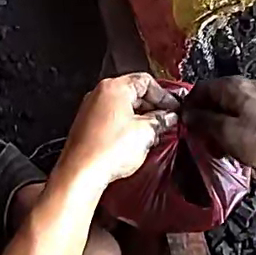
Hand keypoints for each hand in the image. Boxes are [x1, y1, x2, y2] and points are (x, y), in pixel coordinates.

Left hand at [56, 74, 181, 187]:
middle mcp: (99, 95)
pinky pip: (112, 119)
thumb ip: (162, 120)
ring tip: (152, 134)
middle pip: (134, 92)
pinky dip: (126, 126)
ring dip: (140, 118)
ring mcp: (91, 110)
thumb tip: (168, 117)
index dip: (165, 95)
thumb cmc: (106, 150)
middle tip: (167, 121)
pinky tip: (134, 141)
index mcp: (114, 88)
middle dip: (153, 107)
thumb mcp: (146, 132)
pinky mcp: (87, 126)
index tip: (174, 108)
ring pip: (123, 107)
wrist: (81, 173)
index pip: (146, 81)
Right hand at [183, 77, 255, 169]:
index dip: (189, 107)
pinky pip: (242, 113)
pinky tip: (237, 144)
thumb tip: (187, 113)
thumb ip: (203, 120)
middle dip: (206, 119)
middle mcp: (244, 84)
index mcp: (232, 85)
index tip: (185, 126)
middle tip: (204, 141)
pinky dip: (234, 127)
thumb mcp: (225, 132)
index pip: (199, 88)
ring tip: (221, 148)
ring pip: (228, 108)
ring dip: (220, 126)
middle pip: (214, 98)